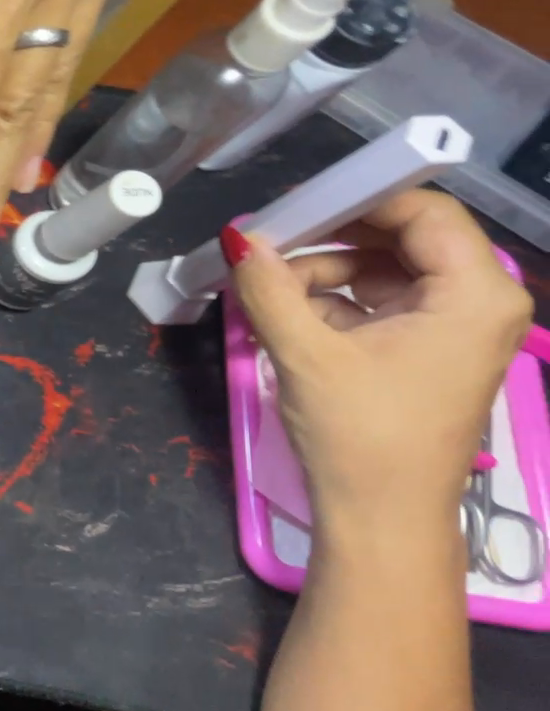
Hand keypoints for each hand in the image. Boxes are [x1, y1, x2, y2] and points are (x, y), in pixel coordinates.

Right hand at [226, 191, 532, 523]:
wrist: (380, 509)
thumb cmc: (358, 429)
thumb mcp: (304, 354)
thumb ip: (269, 290)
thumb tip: (236, 238)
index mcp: (473, 293)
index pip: (423, 214)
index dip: (359, 201)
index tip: (291, 206)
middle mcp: (475, 300)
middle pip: (399, 241)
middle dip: (328, 243)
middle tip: (262, 250)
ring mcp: (450, 326)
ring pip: (379, 273)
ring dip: (319, 278)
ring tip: (264, 297)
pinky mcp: (422, 349)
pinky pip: (374, 305)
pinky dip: (328, 305)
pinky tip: (284, 319)